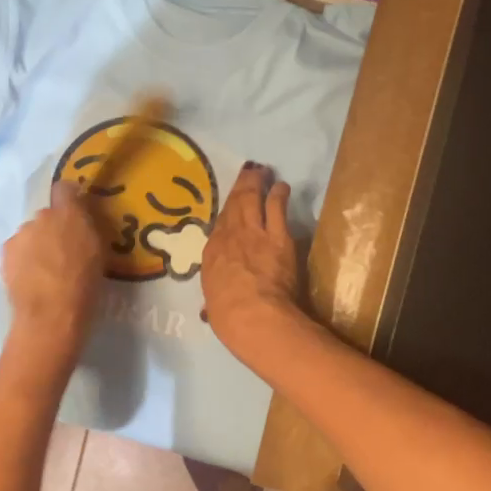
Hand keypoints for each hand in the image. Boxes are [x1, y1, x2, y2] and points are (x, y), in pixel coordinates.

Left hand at [3, 180, 106, 340]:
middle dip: (54, 228)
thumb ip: (88, 228)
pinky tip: (31, 278)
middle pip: (47, 216)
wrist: (50, 314)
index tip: (75, 210)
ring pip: (31, 233)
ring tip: (45, 271)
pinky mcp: (6, 252)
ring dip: (37, 244)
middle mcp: (42, 217)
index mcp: (69, 213)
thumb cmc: (84, 285)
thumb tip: (82, 217)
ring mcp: (21, 234)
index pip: (65, 188)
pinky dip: (24, 258)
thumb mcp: (99, 253)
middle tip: (63, 252)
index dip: (69, 197)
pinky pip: (18, 249)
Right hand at [202, 162, 304, 347]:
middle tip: (248, 172)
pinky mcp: (278, 236)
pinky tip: (282, 186)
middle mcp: (230, 237)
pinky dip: (279, 194)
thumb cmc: (228, 318)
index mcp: (212, 255)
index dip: (226, 211)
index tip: (231, 202)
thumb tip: (208, 311)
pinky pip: (277, 208)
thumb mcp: (213, 308)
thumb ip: (214, 301)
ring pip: (253, 200)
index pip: (219, 226)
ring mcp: (254, 233)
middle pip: (235, 205)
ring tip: (264, 172)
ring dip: (258, 184)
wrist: (252, 315)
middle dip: (241, 187)